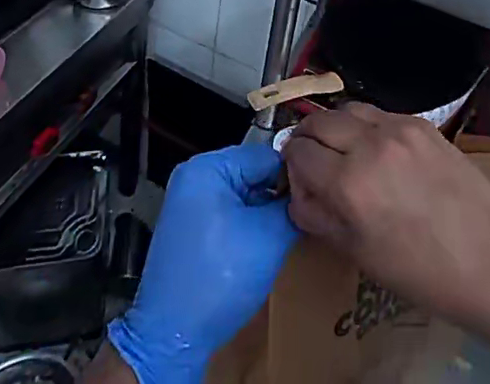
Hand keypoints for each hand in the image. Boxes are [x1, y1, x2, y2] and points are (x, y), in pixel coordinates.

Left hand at [106, 144, 297, 383]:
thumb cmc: (220, 277)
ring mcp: (189, 203)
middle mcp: (194, 177)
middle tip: (304, 218)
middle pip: (252, 173)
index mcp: (207, 168)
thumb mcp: (267, 238)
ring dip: (264, 214)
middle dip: (277, 196)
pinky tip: (263, 247)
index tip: (315, 198)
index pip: (264, 155)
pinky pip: (229, 214)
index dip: (293, 175)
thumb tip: (307, 194)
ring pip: (242, 196)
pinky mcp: (191, 229)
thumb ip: (291, 206)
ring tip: (287, 233)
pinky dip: (248, 227)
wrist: (173, 334)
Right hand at [281, 103, 489, 329]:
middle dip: (307, 138)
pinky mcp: (421, 124)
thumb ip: (316, 216)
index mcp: (349, 184)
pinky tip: (376, 150)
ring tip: (341, 149)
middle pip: (318, 122)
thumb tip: (297, 192)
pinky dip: (366, 126)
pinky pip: (378, 114)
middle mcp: (369, 146)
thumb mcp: (357, 253)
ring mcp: (398, 130)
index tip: (299, 178)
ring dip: (335, 126)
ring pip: (347, 109)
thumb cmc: (422, 271)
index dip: (291, 164)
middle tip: (311, 158)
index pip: (298, 152)